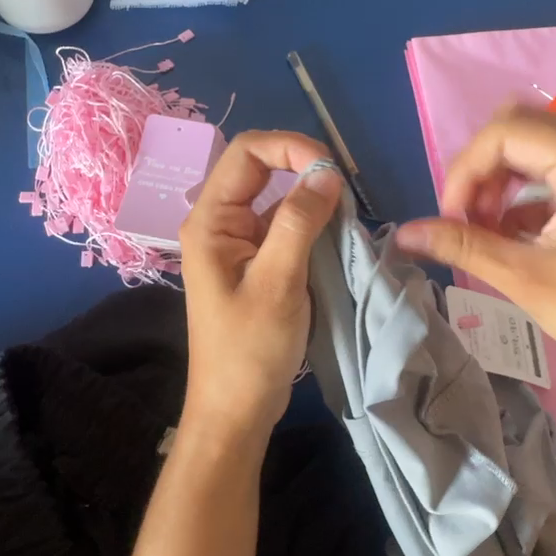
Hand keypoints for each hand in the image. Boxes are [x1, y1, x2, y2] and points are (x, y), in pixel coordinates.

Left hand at [178, 131, 342, 434]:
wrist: (236, 409)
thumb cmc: (249, 350)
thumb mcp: (278, 283)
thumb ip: (299, 223)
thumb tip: (327, 172)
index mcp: (210, 221)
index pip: (247, 153)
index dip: (290, 146)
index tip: (333, 169)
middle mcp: (218, 223)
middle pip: (260, 169)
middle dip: (303, 169)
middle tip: (345, 192)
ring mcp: (236, 244)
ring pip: (276, 199)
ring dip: (311, 200)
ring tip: (346, 218)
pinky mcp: (255, 264)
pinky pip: (283, 228)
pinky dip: (311, 226)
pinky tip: (336, 239)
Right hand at [394, 105, 555, 384]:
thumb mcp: (523, 277)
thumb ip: (461, 245)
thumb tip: (403, 233)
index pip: (506, 131)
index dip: (466, 170)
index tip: (451, 219)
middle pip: (517, 129)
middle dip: (480, 171)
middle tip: (465, 220)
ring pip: (530, 147)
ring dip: (496, 182)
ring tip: (483, 231)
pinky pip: (547, 170)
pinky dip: (518, 196)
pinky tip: (507, 237)